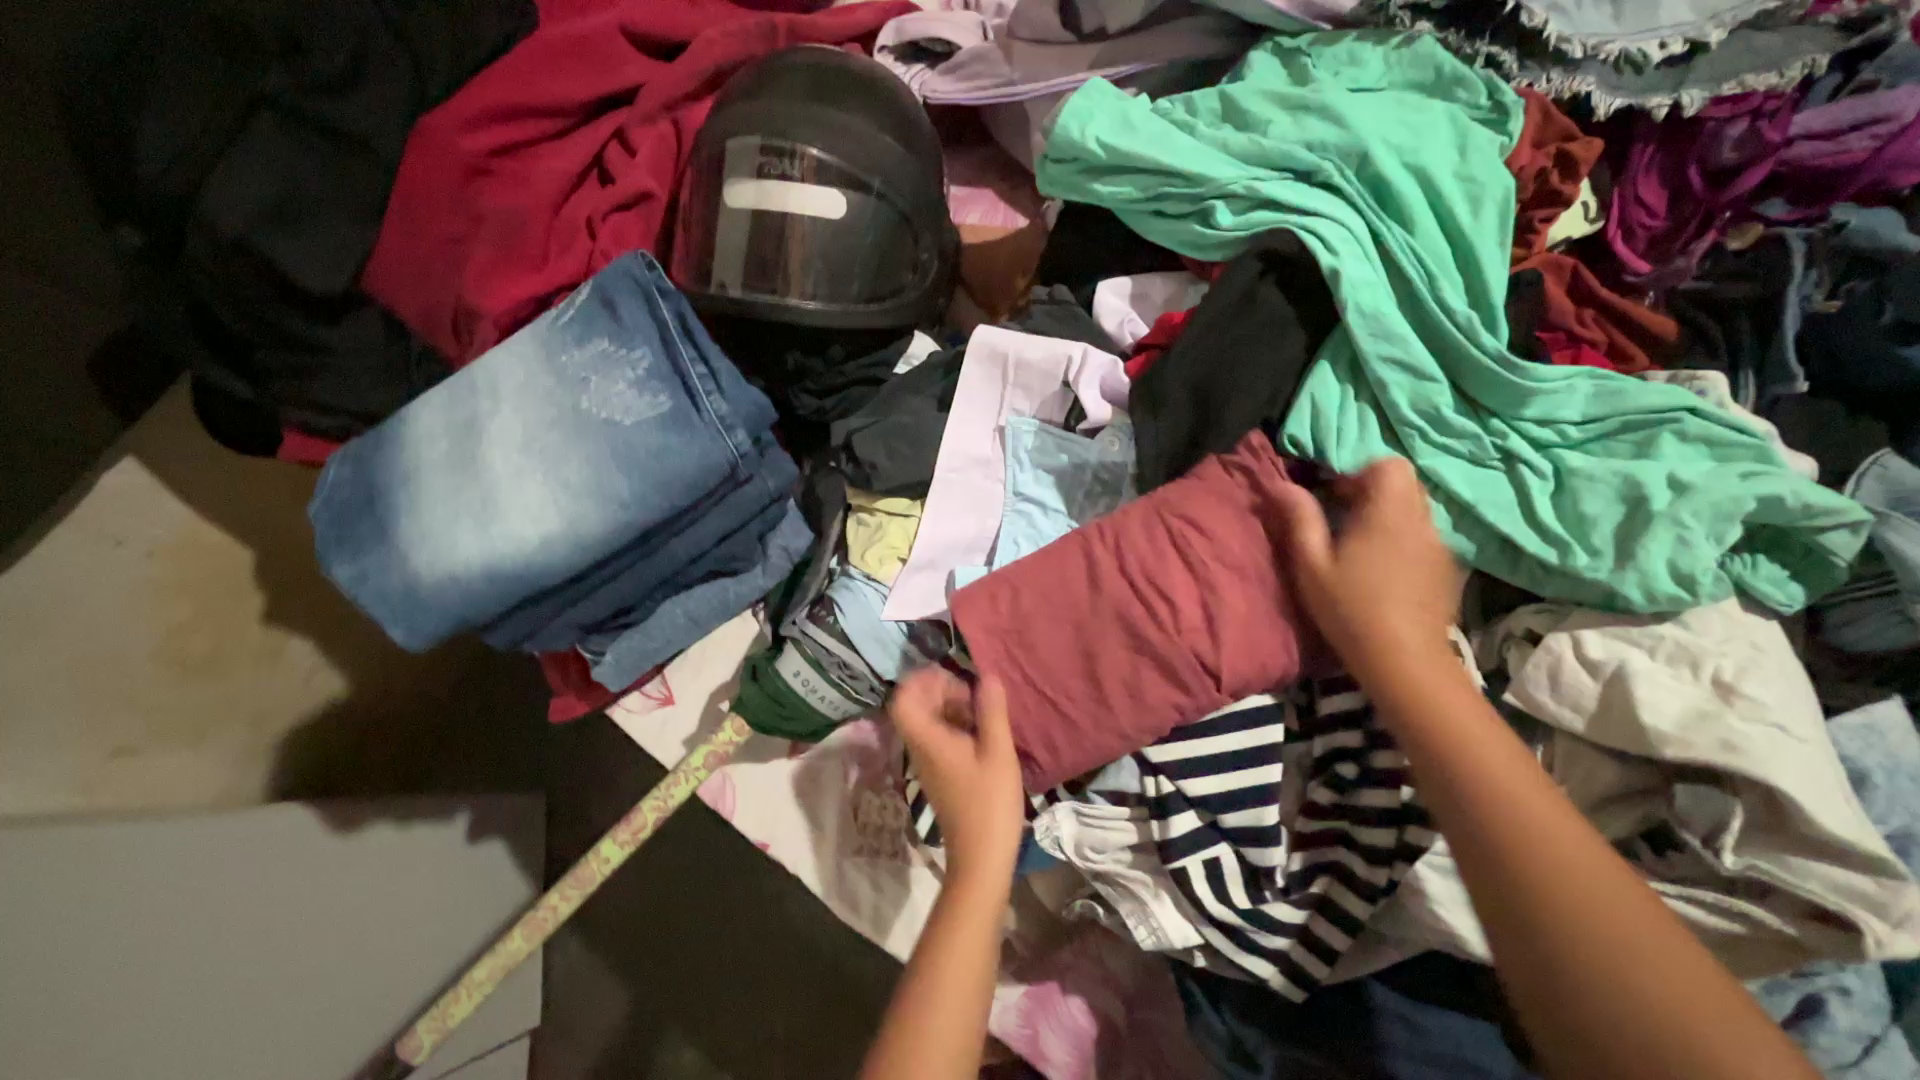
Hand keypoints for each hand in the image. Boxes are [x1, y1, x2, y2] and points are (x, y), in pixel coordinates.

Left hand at [889, 668, 1024, 883]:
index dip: (920, 680)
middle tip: (972, 693)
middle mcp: (920, 749)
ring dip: (950, 709)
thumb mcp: (998, 752)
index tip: (951, 675)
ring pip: (927, 723)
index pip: (902, 700)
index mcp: (927, 740)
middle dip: (939, 691)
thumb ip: (992, 712)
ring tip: (982, 711)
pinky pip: (938, 739)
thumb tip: (986, 676)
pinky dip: (956, 727)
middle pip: (914, 708)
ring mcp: (928, 764)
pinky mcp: (940, 775)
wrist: (981, 857)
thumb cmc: (989, 803)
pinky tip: (982, 733)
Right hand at [1268, 457, 1463, 682]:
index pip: (1389, 464)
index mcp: (1389, 512)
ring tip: (1360, 547)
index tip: (1334, 495)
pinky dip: (1404, 541)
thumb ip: (1299, 519)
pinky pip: (1425, 538)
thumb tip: (1281, 484)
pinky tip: (1384, 573)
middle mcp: (1422, 520)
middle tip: (1341, 518)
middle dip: (1372, 492)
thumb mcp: (1311, 564)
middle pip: (1405, 484)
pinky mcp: (1448, 570)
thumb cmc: (1350, 609)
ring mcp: (1440, 546)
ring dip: (1389, 517)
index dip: (1360, 471)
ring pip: (1416, 512)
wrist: (1405, 660)